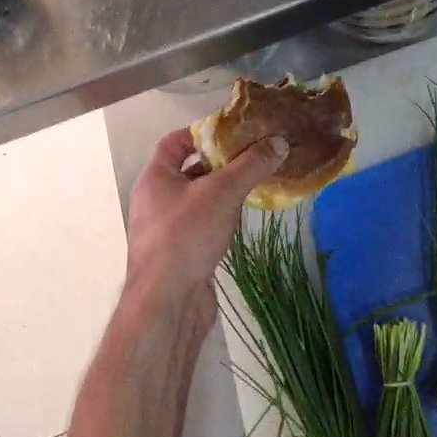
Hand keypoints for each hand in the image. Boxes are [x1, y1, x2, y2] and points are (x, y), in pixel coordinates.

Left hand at [124, 127, 288, 305]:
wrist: (166, 304)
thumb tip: (280, 142)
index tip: (233, 131)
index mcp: (155, 178)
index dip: (202, 132)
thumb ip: (252, 165)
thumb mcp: (223, 192)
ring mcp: (165, 228)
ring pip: (198, 197)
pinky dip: (221, 214)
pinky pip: (202, 222)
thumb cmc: (186, 236)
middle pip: (189, 168)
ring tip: (255, 181)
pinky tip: (242, 216)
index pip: (175, 141)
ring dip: (223, 189)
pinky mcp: (179, 252)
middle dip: (220, 161)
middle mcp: (155, 199)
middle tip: (253, 154)